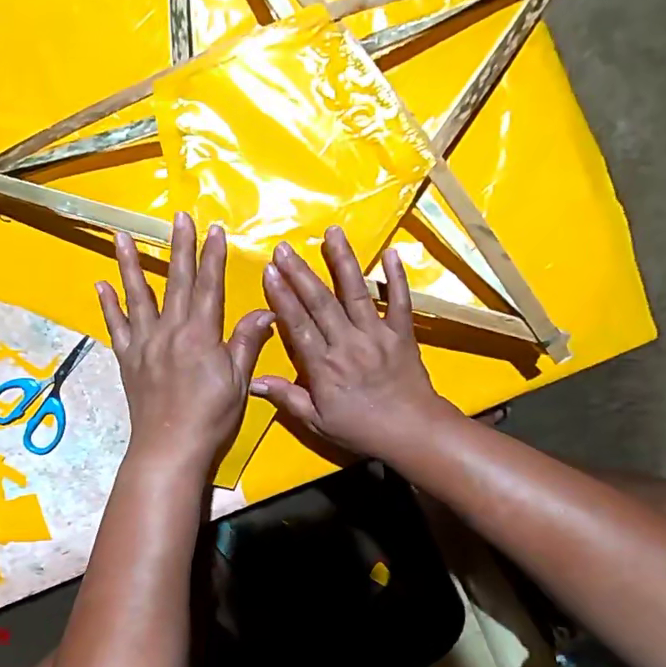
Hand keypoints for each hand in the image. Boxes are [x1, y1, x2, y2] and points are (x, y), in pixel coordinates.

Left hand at [97, 213, 273, 473]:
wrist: (170, 449)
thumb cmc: (211, 417)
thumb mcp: (238, 381)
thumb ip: (247, 342)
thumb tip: (267, 311)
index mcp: (201, 334)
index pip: (208, 286)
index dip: (212, 257)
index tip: (213, 230)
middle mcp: (170, 331)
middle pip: (175, 281)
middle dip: (179, 247)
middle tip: (177, 218)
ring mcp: (144, 344)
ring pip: (137, 296)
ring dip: (130, 264)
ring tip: (122, 237)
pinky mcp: (127, 360)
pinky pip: (116, 328)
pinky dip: (109, 306)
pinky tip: (101, 286)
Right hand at [255, 227, 455, 458]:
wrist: (412, 432)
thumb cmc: (362, 429)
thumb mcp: (318, 422)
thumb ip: (288, 398)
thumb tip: (253, 381)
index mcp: (324, 366)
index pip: (298, 325)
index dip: (282, 297)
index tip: (269, 271)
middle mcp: (348, 344)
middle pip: (321, 303)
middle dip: (301, 273)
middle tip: (285, 247)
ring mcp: (377, 335)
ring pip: (356, 293)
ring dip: (343, 261)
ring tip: (333, 233)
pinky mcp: (402, 333)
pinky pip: (400, 301)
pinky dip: (396, 277)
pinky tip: (392, 252)